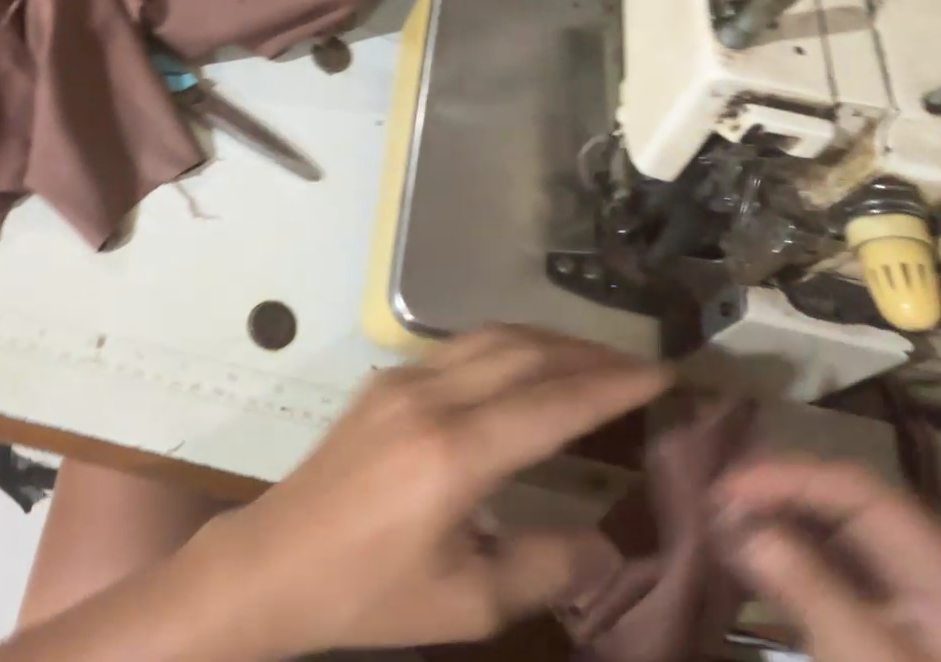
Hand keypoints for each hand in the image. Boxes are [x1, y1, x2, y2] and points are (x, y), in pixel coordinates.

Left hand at [186, 324, 670, 657]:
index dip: (615, 385)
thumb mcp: (468, 602)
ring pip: (490, 338)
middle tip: (642, 366)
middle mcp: (428, 397)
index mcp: (454, 451)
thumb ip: (548, 567)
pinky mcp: (381, 382)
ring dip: (548, 342)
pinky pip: (458, 348)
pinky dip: (506, 347)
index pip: (554, 401)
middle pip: (525, 352)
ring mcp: (399, 380)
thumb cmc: (368, 593)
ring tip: (594, 360)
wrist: (274, 561)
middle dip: (590, 353)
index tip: (666, 375)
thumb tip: (610, 545)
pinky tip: (525, 367)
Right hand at [713, 458, 940, 661]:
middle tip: (715, 494)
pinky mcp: (865, 607)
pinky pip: (815, 556)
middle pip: (842, 501)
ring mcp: (896, 587)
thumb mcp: (863, 661)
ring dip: (769, 513)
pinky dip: (773, 544)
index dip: (791, 480)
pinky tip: (734, 544)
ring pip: (824, 523)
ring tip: (717, 512)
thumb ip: (809, 589)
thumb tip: (743, 526)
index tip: (727, 488)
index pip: (862, 495)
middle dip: (776, 490)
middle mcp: (925, 565)